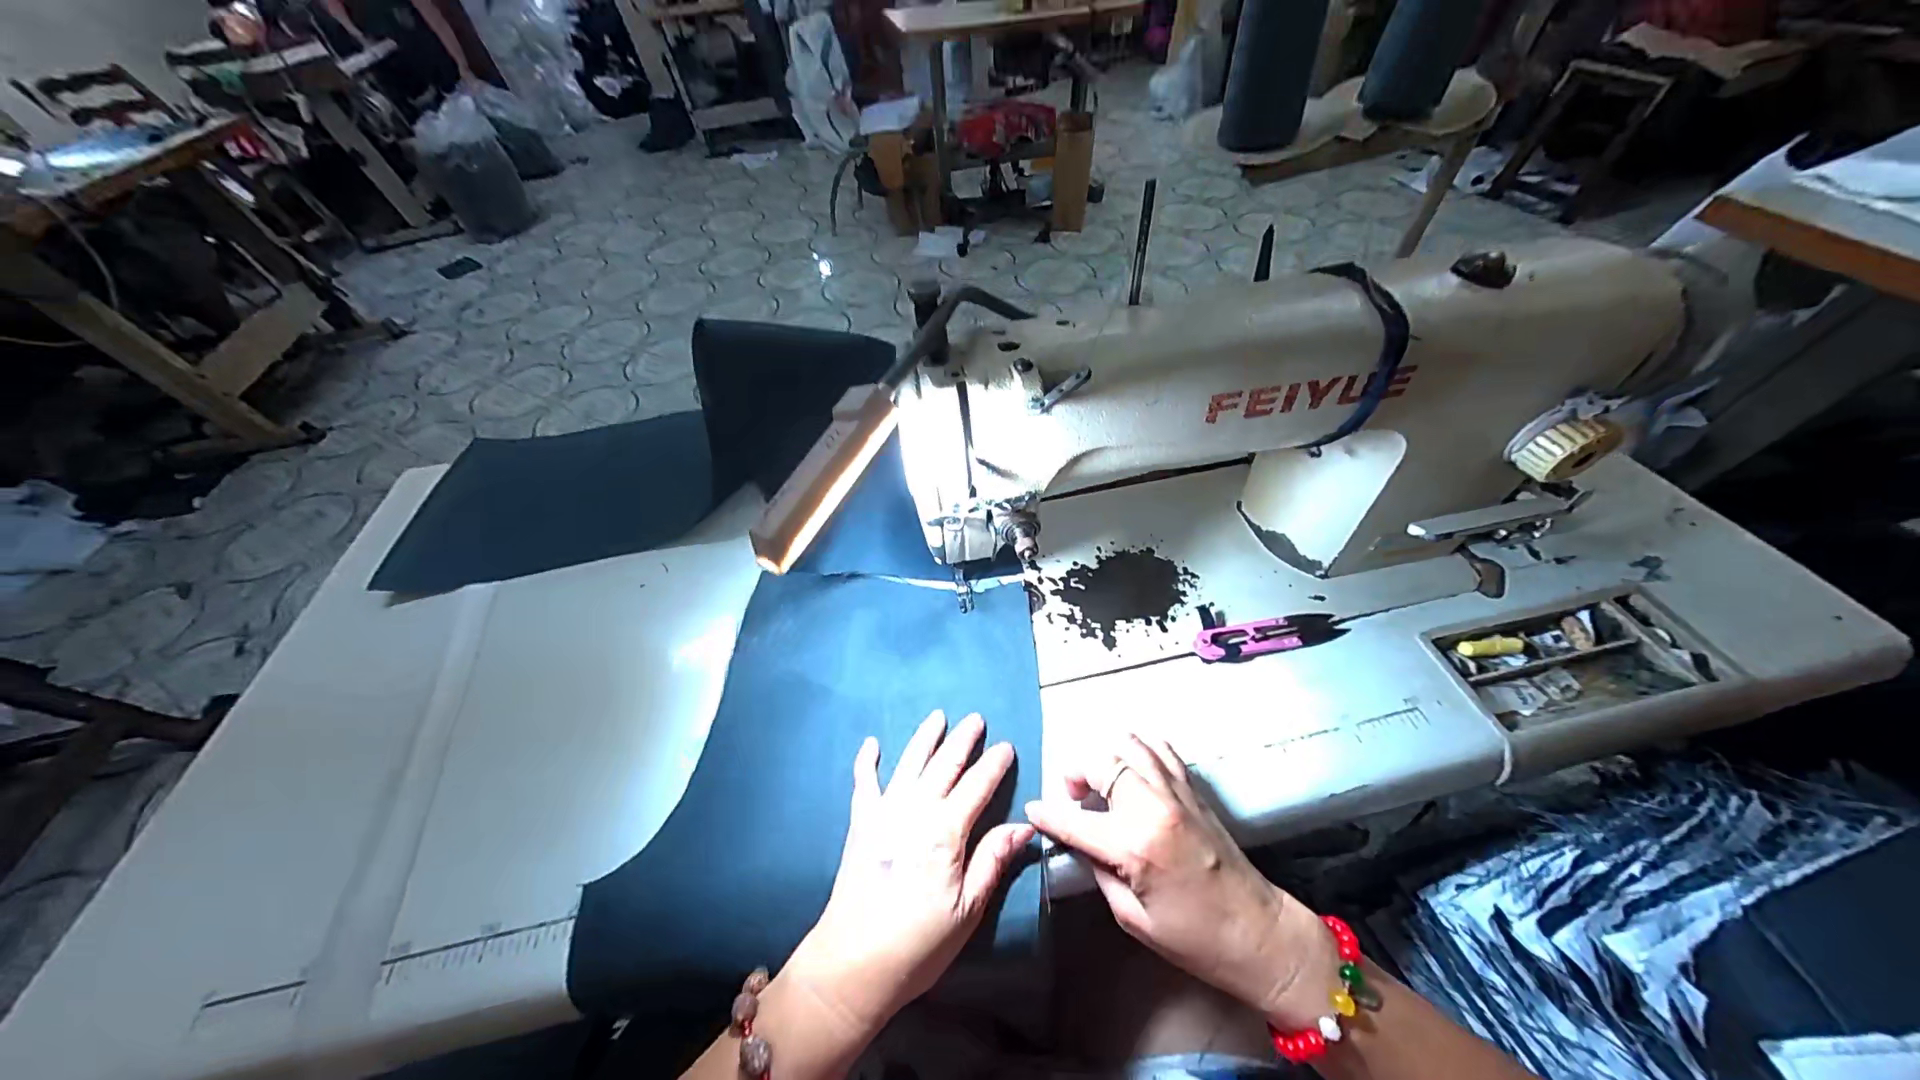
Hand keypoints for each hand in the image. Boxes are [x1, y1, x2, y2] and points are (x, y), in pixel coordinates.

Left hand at [784, 711, 1033, 1034]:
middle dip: (962, 740)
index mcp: (945, 832)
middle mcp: (914, 812)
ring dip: (925, 738)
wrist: (853, 963)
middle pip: (944, 766)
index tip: (1006, 746)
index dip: (993, 765)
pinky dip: (867, 761)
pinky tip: (872, 744)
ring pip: (909, 764)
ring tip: (938, 716)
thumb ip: (992, 860)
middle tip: (976, 719)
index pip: (977, 787)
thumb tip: (1024, 826)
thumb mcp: (968, 910)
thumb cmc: (918, 943)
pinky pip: (863, 783)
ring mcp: (883, 814)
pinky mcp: (860, 824)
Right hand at [1025, 735, 1339, 1029]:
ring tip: (1101, 781)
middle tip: (1073, 797)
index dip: (1048, 815)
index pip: (1075, 821)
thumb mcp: (1131, 917)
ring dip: (1106, 758)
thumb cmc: (1193, 938)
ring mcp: (1176, 792)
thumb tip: (1080, 843)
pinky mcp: (1193, 789)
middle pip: (1100, 763)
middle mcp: (1153, 807)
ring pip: (1128, 745)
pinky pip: (1160, 749)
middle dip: (1076, 774)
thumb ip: (1099, 870)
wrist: (1258, 932)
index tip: (1033, 809)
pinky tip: (1132, 768)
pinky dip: (1139, 750)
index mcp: (1134, 846)